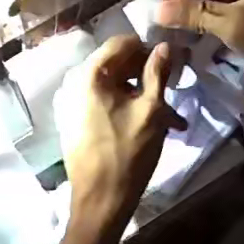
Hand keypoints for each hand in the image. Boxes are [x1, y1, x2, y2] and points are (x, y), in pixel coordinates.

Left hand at [58, 35, 185, 240]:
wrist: (100, 200)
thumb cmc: (128, 154)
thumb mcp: (152, 111)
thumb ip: (158, 73)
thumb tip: (165, 46)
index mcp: (89, 74)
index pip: (123, 42)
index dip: (149, 49)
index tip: (172, 64)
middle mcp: (73, 83)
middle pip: (116, 63)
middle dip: (147, 74)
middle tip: (173, 90)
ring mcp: (70, 104)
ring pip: (112, 87)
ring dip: (141, 95)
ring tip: (169, 118)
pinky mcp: (73, 122)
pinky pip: (102, 104)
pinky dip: (125, 108)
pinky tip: (148, 127)